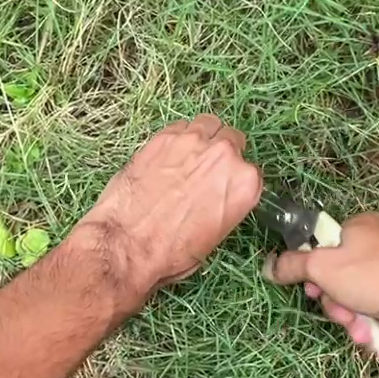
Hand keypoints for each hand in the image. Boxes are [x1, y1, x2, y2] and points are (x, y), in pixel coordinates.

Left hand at [71, 114, 262, 303]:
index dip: (233, 178)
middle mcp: (225, 155)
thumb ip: (226, 203)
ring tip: (185, 161)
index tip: (222, 185)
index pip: (250, 170)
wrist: (128, 243)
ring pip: (207, 126)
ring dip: (201, 140)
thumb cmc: (171, 251)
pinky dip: (177, 139)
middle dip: (219, 155)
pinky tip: (166, 159)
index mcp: (245, 183)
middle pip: (231, 140)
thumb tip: (217, 194)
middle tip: (203, 173)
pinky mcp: (164, 136)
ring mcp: (193, 141)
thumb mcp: (215, 235)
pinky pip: (180, 128)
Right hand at [263, 214, 378, 355]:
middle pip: (335, 275)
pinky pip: (371, 309)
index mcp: (360, 226)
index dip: (312, 270)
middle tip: (339, 309)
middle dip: (333, 301)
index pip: (322, 244)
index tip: (312, 287)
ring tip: (359, 326)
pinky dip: (367, 324)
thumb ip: (292, 265)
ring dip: (349, 317)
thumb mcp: (323, 268)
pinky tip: (371, 334)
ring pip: (351, 297)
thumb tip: (268, 265)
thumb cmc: (375, 279)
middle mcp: (376, 245)